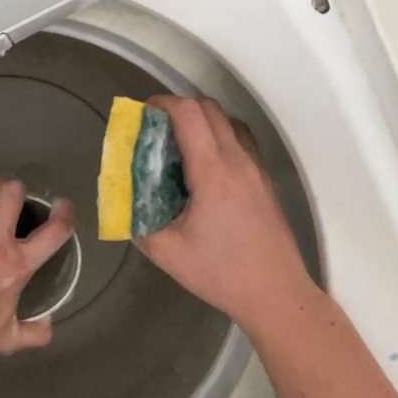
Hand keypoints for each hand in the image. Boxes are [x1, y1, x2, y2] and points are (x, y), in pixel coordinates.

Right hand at [133, 96, 316, 324]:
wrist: (276, 294)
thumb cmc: (221, 273)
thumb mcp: (167, 253)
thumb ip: (137, 224)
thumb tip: (122, 206)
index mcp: (213, 172)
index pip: (189, 114)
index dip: (162, 104)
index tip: (143, 114)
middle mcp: (238, 162)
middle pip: (211, 109)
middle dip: (179, 108)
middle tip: (155, 130)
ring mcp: (256, 170)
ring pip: (230, 123)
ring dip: (203, 121)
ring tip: (179, 146)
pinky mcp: (265, 183)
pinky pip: (241, 143)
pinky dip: (219, 139)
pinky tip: (203, 169)